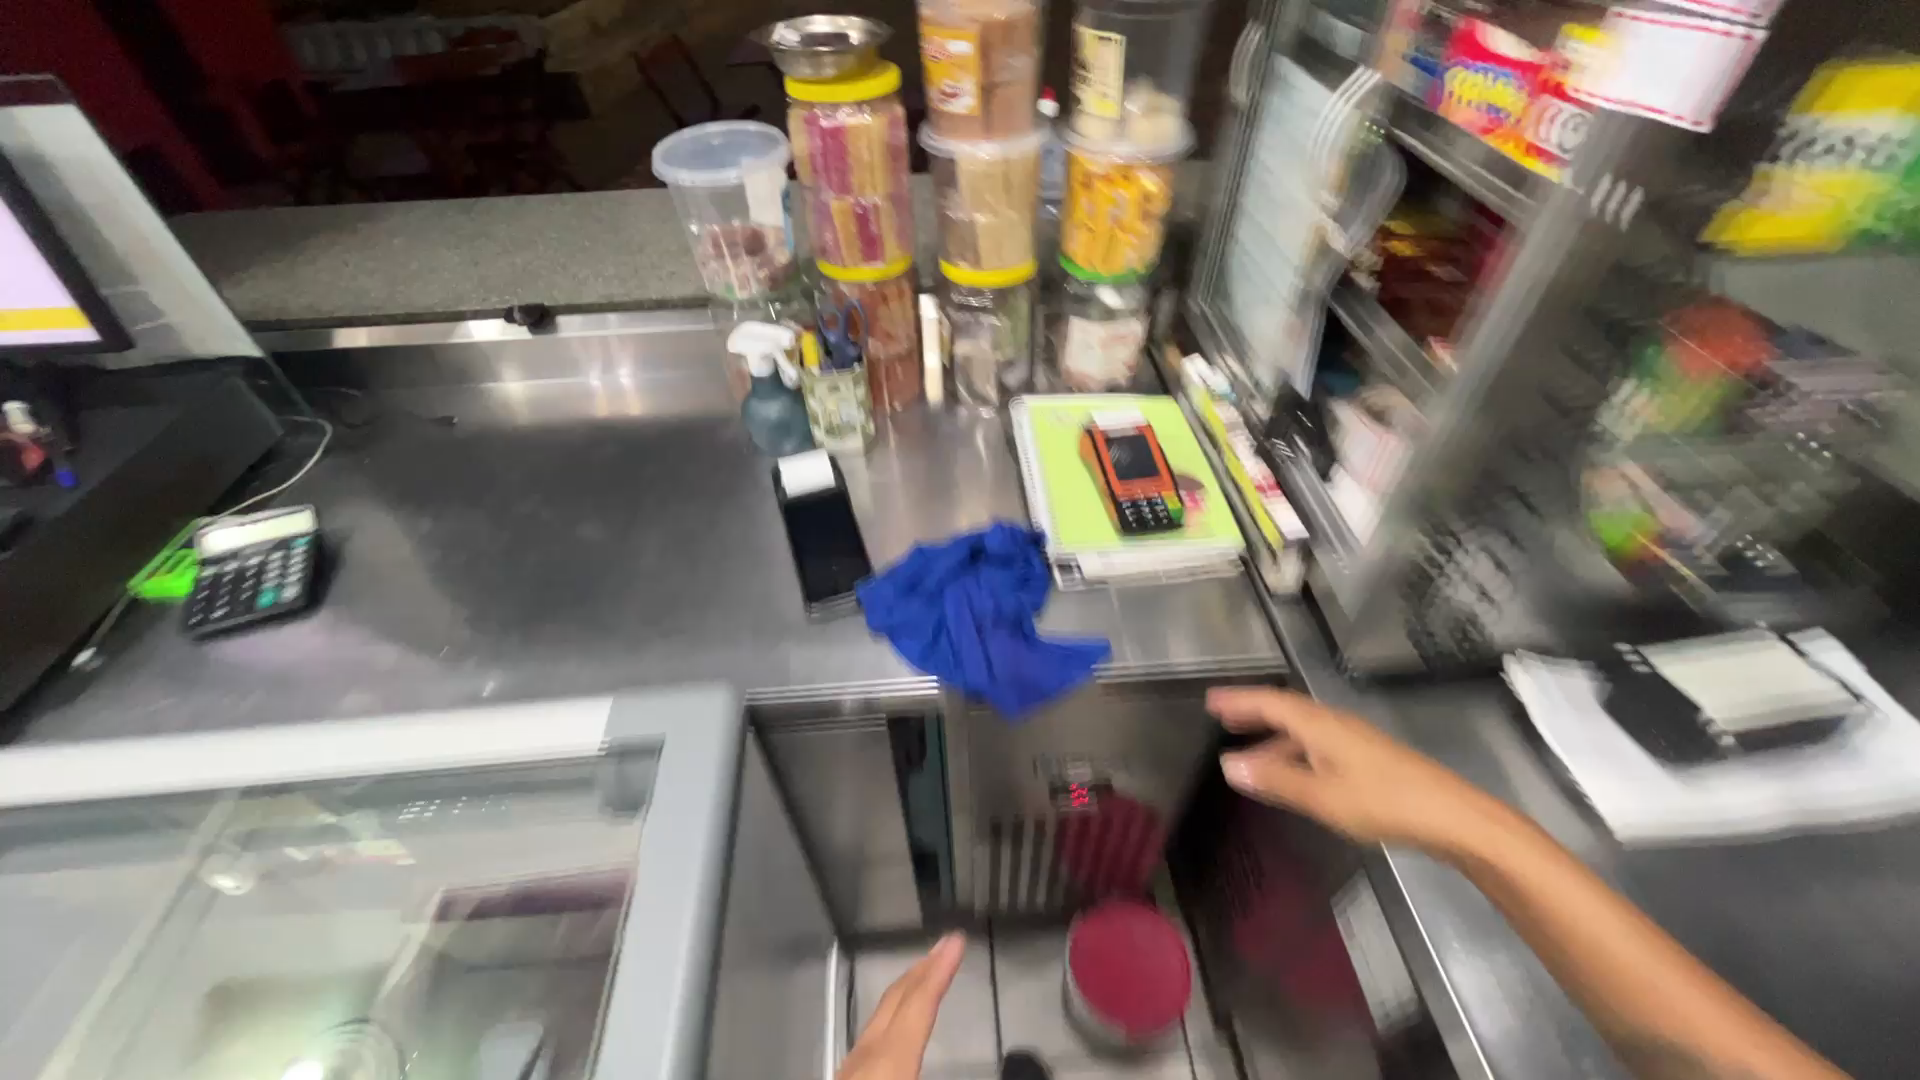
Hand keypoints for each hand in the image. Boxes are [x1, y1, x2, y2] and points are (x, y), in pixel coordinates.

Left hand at [837, 932, 966, 1079]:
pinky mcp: (845, 1074)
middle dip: (923, 968)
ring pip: (879, 1012)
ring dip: (907, 987)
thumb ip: (943, 1072)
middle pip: (895, 1000)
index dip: (940, 969)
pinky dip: (891, 1011)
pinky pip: (871, 1031)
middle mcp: (864, 1054)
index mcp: (886, 1063)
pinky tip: (898, 1019)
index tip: (956, 938)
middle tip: (946, 944)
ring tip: (927, 971)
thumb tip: (987, 1074)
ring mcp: (848, 1064)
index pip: (918, 1005)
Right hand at [1209, 687, 1513, 854]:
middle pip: (1285, 711)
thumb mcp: (1320, 796)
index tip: (1210, 700)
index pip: (1269, 703)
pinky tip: (1291, 774)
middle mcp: (1333, 724)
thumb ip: (1275, 781)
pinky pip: (1316, 746)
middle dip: (1252, 713)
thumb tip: (1229, 765)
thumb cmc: (1383, 802)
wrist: (1454, 818)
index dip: (1239, 700)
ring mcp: (1353, 741)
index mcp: (1319, 725)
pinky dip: (1293, 752)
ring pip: (1302, 731)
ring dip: (1271, 736)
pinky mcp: (1367, 760)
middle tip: (1222, 717)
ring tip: (1246, 750)